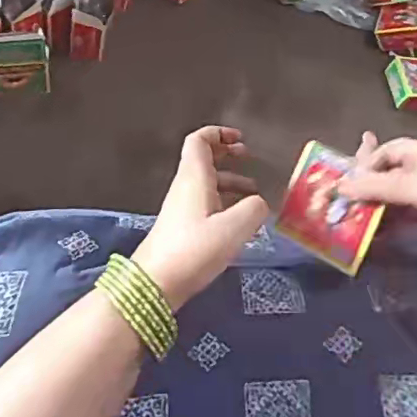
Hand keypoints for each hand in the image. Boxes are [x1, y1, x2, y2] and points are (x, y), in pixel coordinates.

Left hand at [132, 126, 269, 308]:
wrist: (156, 283)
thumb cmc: (194, 249)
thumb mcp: (233, 228)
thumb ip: (254, 209)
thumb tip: (260, 203)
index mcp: (194, 177)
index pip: (199, 140)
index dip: (218, 133)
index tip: (240, 139)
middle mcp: (185, 187)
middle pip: (203, 159)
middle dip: (226, 154)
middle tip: (248, 157)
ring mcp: (182, 207)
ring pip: (207, 183)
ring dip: (230, 181)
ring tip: (254, 194)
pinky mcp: (182, 227)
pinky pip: (206, 202)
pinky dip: (224, 202)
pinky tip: (240, 220)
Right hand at [339, 133, 416, 252]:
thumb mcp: (412, 188)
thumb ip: (375, 186)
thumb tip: (340, 186)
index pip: (386, 150)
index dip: (366, 164)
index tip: (350, 183)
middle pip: (389, 170)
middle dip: (369, 184)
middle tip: (349, 198)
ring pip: (396, 191)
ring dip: (379, 202)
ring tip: (360, 214)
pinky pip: (406, 208)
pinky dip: (393, 215)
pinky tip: (380, 226)